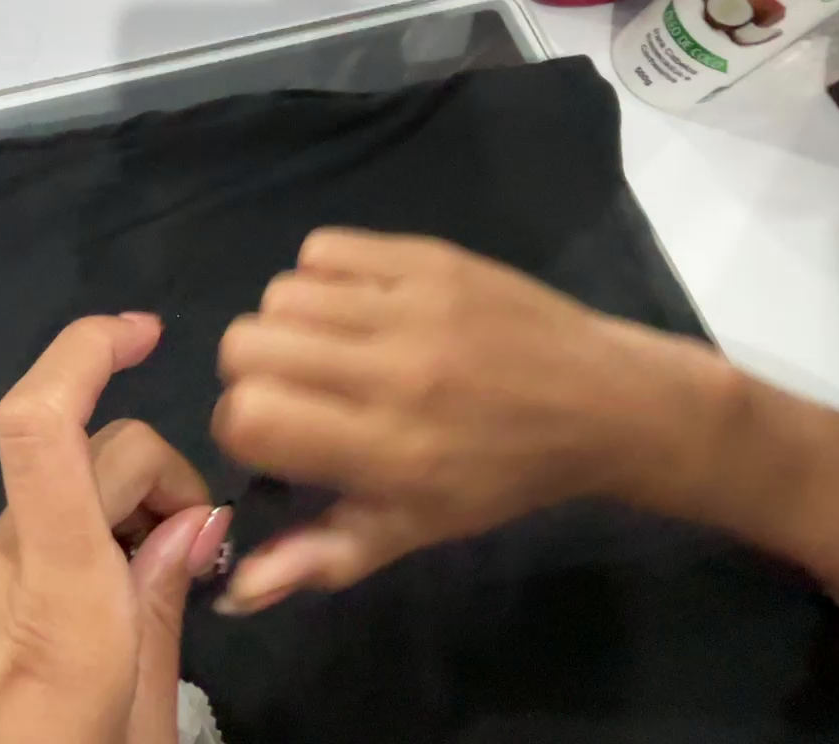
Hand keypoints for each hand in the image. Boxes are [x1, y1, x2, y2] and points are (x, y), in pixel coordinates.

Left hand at [0, 315, 233, 743]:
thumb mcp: (138, 735)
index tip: (142, 333)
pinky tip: (105, 604)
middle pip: (89, 448)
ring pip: (63, 487)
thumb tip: (193, 522)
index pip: (43, 429)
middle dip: (164, 470)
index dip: (85, 351)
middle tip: (198, 552)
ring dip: (125, 504)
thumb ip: (161, 615)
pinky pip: (32, 528)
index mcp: (56, 606)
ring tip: (156, 586)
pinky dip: (86, 534)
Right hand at [210, 229, 738, 614]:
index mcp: (387, 452)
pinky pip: (324, 248)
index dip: (238, 424)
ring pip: (280, 294)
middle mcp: (392, 372)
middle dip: (251, 370)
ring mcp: (411, 304)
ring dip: (288, 323)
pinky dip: (322, 275)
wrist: (605, 402)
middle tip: (295, 385)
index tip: (270, 432)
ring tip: (331, 343)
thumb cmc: (502, 476)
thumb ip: (318, 557)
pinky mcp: (427, 257)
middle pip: (245, 343)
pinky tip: (356, 303)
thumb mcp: (414, 530)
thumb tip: (234, 590)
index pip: (250, 416)